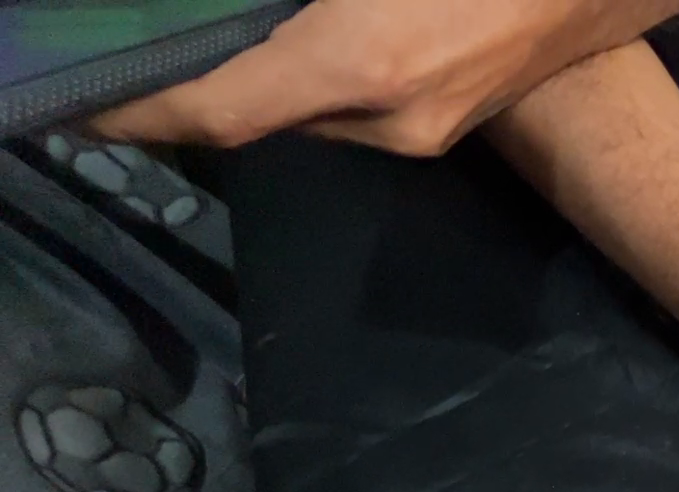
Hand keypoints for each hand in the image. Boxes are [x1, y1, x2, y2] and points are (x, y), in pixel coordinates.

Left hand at [89, 0, 678, 153]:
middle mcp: (394, 121)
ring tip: (212, 41)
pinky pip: (357, 112)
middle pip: (264, 119)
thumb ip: (284, 6)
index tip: (64, 108)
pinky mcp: (451, 122)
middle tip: (133, 46)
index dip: (135, 116)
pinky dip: (310, 83)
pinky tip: (305, 41)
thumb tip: (236, 15)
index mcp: (363, 69)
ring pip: (312, 116)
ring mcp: (428, 130)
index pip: (218, 112)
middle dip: (193, 92)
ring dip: (257, 83)